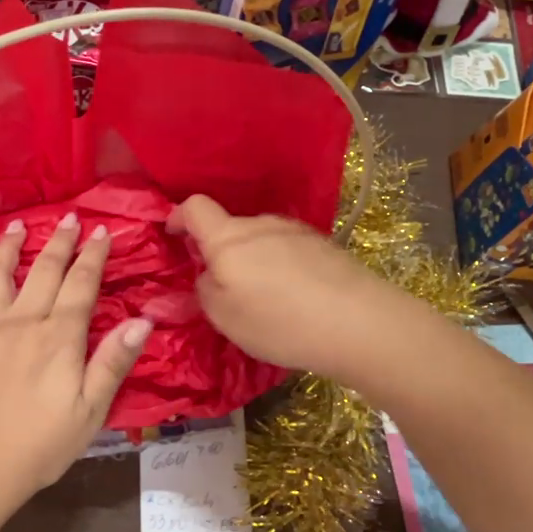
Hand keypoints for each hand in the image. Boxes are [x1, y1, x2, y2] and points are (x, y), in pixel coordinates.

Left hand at [0, 213, 151, 518]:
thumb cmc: (39, 446)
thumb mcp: (90, 411)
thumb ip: (113, 362)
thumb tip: (143, 320)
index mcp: (60, 337)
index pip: (82, 284)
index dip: (94, 256)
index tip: (103, 231)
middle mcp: (23, 320)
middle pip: (45, 270)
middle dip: (61, 241)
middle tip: (71, 218)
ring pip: (0, 272)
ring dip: (12, 244)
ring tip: (21, 224)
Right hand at [168, 194, 390, 376]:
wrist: (360, 324)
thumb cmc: (278, 320)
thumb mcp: (223, 316)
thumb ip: (204, 290)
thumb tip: (207, 275)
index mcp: (228, 238)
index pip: (195, 207)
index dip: (178, 217)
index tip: (172, 234)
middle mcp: (261, 225)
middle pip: (230, 228)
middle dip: (221, 252)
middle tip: (222, 288)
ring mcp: (297, 232)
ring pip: (261, 241)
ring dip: (254, 261)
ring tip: (263, 299)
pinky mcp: (326, 247)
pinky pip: (289, 252)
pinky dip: (282, 269)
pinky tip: (294, 300)